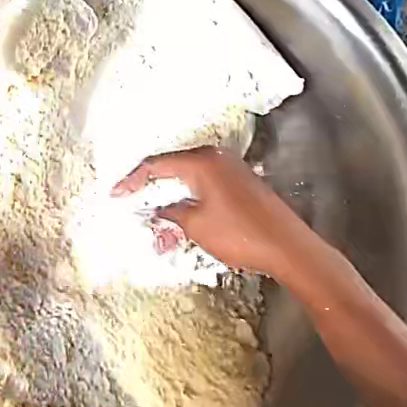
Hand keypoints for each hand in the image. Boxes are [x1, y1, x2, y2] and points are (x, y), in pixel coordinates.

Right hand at [112, 146, 319, 277]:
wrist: (289, 248)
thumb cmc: (241, 234)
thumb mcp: (195, 226)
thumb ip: (170, 213)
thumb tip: (159, 212)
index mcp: (201, 161)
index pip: (156, 164)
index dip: (132, 179)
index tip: (116, 193)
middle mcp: (216, 158)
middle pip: (173, 169)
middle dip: (152, 192)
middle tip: (133, 205)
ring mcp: (231, 170)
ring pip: (189, 182)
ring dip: (172, 204)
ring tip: (161, 230)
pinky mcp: (242, 185)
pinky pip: (205, 188)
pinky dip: (190, 204)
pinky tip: (184, 224)